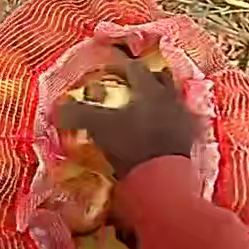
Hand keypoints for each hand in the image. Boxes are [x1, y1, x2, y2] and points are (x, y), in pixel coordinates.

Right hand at [57, 57, 199, 176]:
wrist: (162, 181)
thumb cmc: (130, 144)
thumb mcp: (98, 126)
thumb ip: (78, 114)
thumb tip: (56, 108)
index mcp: (149, 89)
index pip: (134, 68)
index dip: (119, 66)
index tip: (108, 70)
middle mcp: (170, 99)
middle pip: (159, 80)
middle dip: (146, 79)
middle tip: (132, 83)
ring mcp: (184, 120)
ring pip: (173, 101)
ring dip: (161, 101)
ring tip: (146, 108)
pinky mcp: (192, 142)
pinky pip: (182, 125)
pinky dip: (171, 124)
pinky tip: (162, 131)